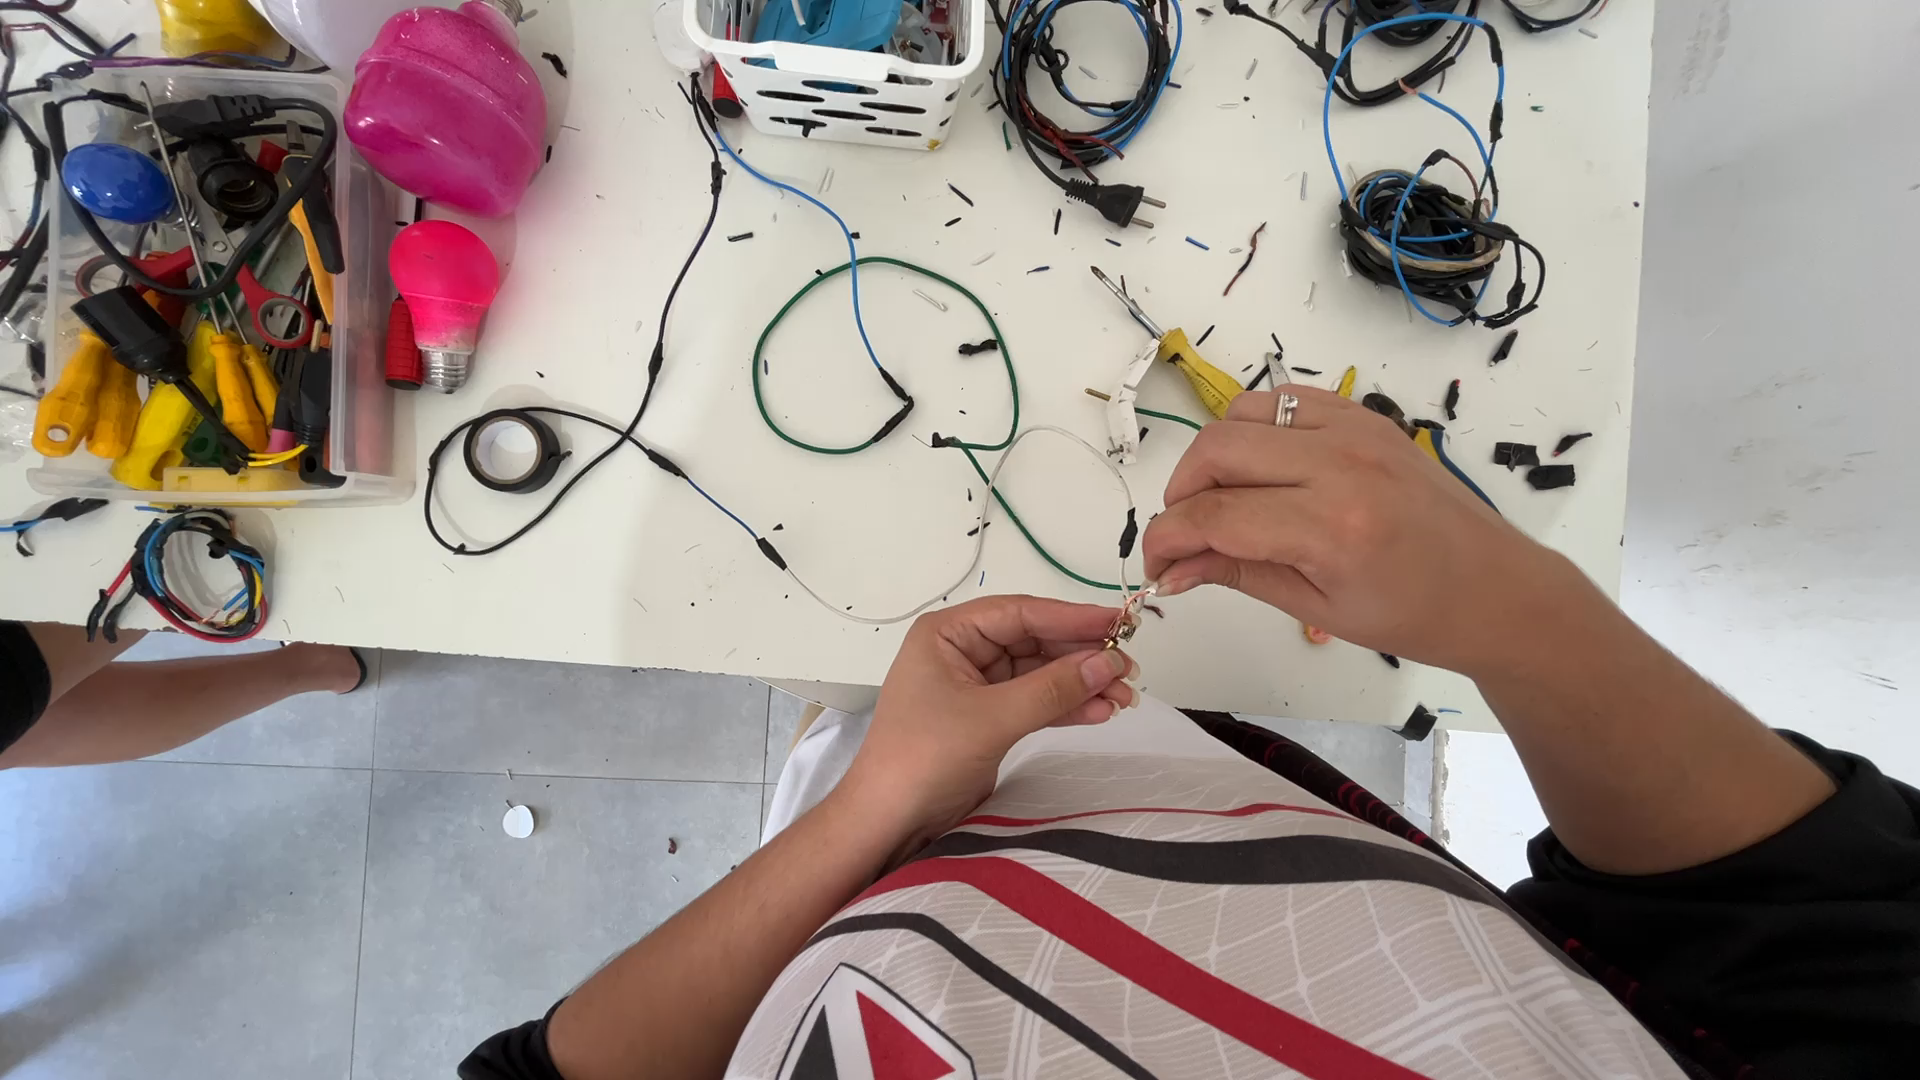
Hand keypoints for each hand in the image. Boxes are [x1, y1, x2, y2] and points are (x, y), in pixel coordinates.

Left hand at [838, 595, 1136, 848]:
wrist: (888, 822)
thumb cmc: (926, 758)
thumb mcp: (992, 719)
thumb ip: (1052, 690)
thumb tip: (1110, 663)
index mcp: (949, 633)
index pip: (1020, 613)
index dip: (1072, 617)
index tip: (1119, 622)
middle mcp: (962, 650)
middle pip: (1034, 641)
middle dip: (1081, 656)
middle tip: (1130, 668)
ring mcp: (975, 684)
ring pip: (1039, 673)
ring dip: (1079, 684)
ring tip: (1125, 696)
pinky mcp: (987, 716)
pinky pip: (1034, 701)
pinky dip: (1065, 707)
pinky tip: (1099, 712)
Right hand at [1143, 386, 1587, 675]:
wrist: (1495, 587)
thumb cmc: (1407, 614)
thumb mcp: (1312, 607)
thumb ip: (1232, 574)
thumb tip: (1167, 570)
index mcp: (1331, 527)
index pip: (1213, 516)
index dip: (1165, 539)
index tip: (1156, 565)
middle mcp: (1340, 464)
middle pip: (1214, 451)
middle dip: (1179, 495)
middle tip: (1186, 533)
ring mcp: (1354, 429)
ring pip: (1239, 415)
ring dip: (1211, 458)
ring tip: (1223, 499)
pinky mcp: (1362, 414)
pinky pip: (1281, 400)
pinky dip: (1252, 430)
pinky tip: (1261, 469)